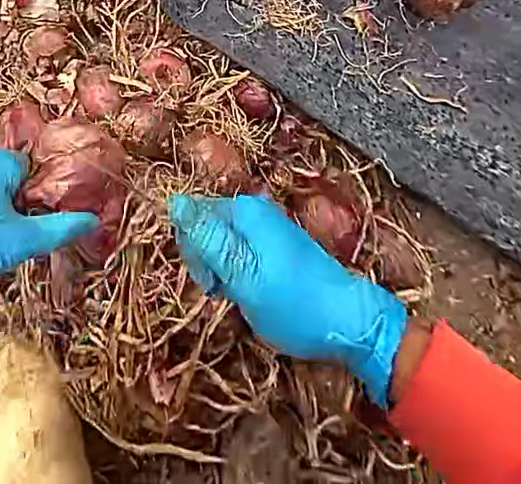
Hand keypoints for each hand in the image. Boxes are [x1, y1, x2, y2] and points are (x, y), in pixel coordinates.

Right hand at [167, 194, 406, 404]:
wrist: (346, 320)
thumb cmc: (293, 303)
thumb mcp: (242, 275)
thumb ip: (208, 239)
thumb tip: (173, 200)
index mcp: (245, 210)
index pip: (191, 216)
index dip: (192, 251)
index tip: (210, 282)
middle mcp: (255, 209)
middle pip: (205, 227)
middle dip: (206, 261)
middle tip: (224, 291)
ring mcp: (266, 225)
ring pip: (220, 243)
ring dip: (220, 271)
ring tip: (239, 295)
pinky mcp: (273, 243)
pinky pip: (238, 251)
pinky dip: (236, 273)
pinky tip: (249, 292)